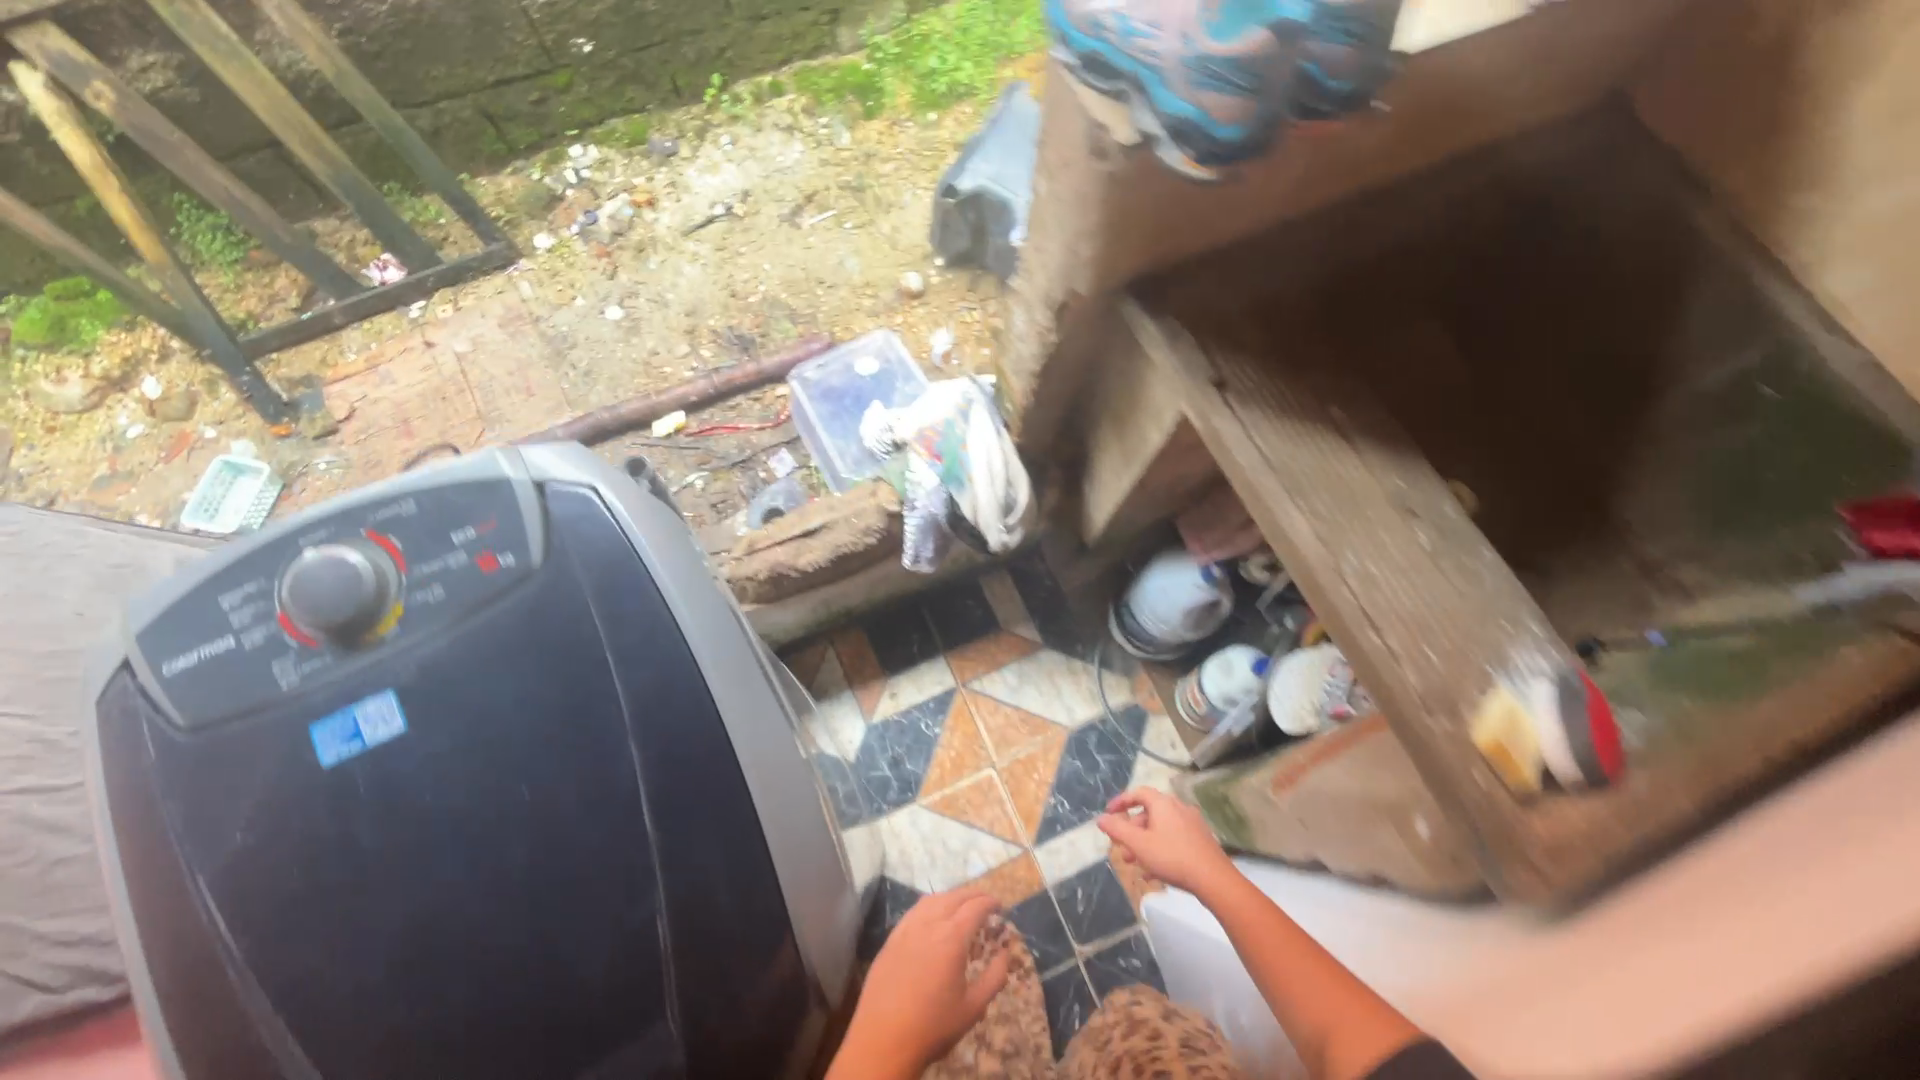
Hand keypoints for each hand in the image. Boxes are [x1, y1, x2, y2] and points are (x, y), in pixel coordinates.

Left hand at [832, 888, 1010, 1077]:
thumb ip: (995, 977)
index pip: (975, 907)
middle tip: (985, 902)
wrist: (883, 1040)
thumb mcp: (974, 1007)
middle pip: (953, 897)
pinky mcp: (890, 940)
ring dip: (950, 897)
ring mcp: (905, 930)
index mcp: (952, 938)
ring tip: (961, 906)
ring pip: (931, 900)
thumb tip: (1005, 953)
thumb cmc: (933, 1026)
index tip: (1000, 905)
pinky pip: (913, 912)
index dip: (990, 902)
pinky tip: (932, 919)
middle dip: (972, 895)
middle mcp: (928, 924)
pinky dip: (929, 906)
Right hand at [1098, 788, 1238, 895]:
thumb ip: (1118, 830)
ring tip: (1136, 864)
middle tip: (1122, 848)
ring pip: (1161, 829)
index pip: (1138, 793)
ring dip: (1145, 843)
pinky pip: (1173, 839)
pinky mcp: (1201, 840)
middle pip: (1149, 813)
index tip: (1109, 813)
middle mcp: (1179, 808)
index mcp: (1164, 804)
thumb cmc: (1172, 857)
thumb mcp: (1139, 844)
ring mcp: (1192, 824)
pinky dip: (1160, 850)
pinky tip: (1154, 873)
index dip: (1121, 801)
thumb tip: (1101, 818)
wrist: (1214, 879)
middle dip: (1132, 831)